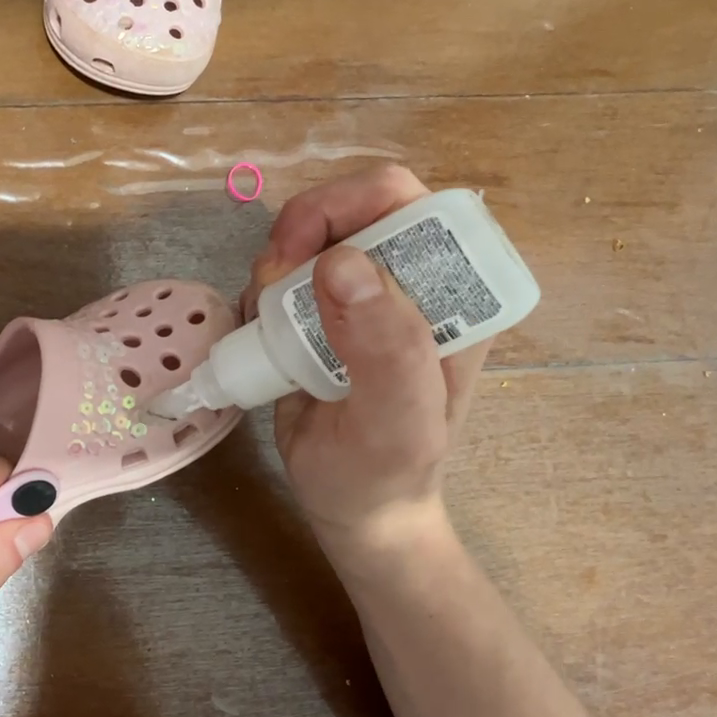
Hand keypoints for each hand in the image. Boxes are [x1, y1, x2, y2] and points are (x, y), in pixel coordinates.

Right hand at [243, 165, 491, 556]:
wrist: (355, 510)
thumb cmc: (385, 475)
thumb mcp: (396, 422)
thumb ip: (385, 347)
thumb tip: (341, 260)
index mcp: (455, 295)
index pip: (412, 205)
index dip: (351, 208)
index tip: (302, 256)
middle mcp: (412, 283)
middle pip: (354, 207)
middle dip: (302, 231)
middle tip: (270, 284)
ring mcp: (364, 296)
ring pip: (312, 235)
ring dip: (276, 264)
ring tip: (266, 320)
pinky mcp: (323, 314)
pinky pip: (285, 272)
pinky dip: (261, 289)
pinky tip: (261, 331)